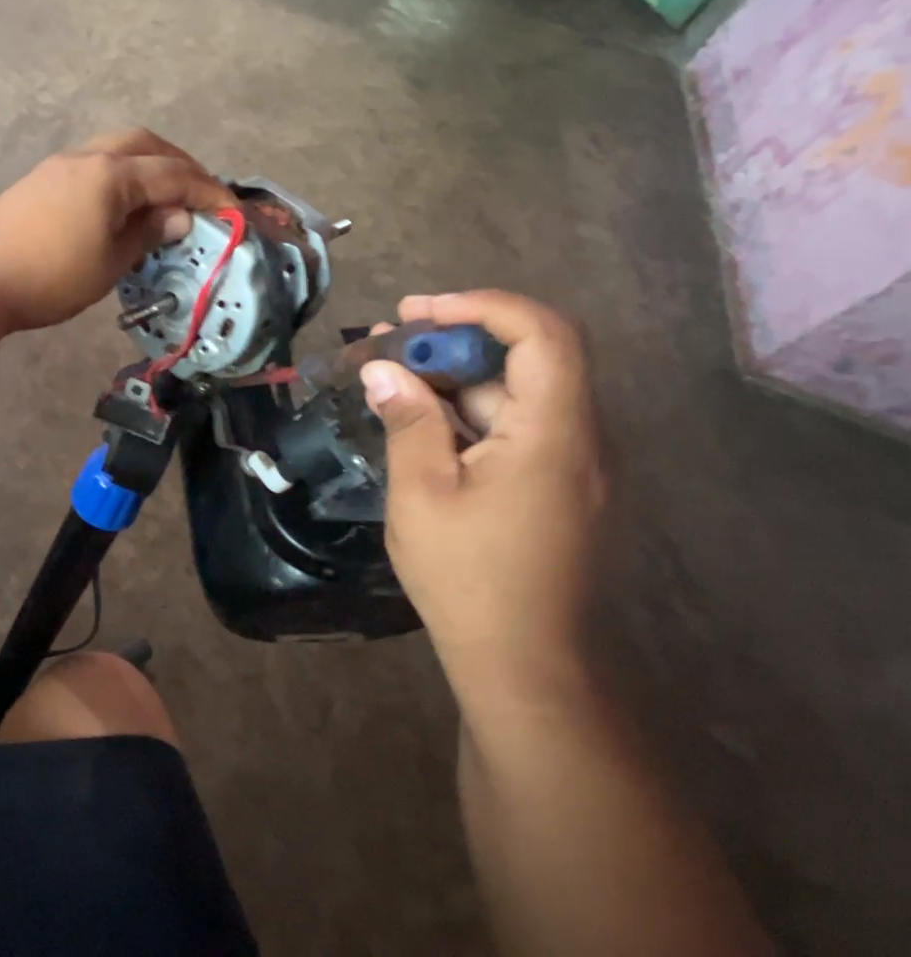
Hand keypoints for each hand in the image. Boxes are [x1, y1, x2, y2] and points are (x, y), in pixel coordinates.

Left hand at [0, 129, 236, 330]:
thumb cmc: (49, 279)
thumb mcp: (109, 265)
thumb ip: (146, 235)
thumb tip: (179, 216)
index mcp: (111, 175)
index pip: (173, 174)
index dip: (207, 191)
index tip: (231, 212)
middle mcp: (86, 157)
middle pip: (144, 145)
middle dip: (177, 164)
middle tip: (196, 193)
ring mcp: (56, 166)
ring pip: (113, 149)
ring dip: (144, 166)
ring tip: (160, 198)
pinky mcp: (36, 182)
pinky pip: (90, 165)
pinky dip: (117, 175)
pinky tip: (118, 204)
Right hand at [360, 291, 605, 693]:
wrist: (522, 656)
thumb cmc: (467, 573)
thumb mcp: (422, 492)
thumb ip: (408, 422)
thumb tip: (383, 372)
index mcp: (555, 432)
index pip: (541, 333)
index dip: (480, 307)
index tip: (415, 313)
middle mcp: (579, 437)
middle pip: (532, 357)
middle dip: (458, 339)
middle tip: (390, 340)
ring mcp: (572, 465)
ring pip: (521, 394)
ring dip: (459, 377)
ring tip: (391, 376)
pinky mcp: (557, 488)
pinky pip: (518, 428)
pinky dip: (470, 412)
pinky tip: (420, 421)